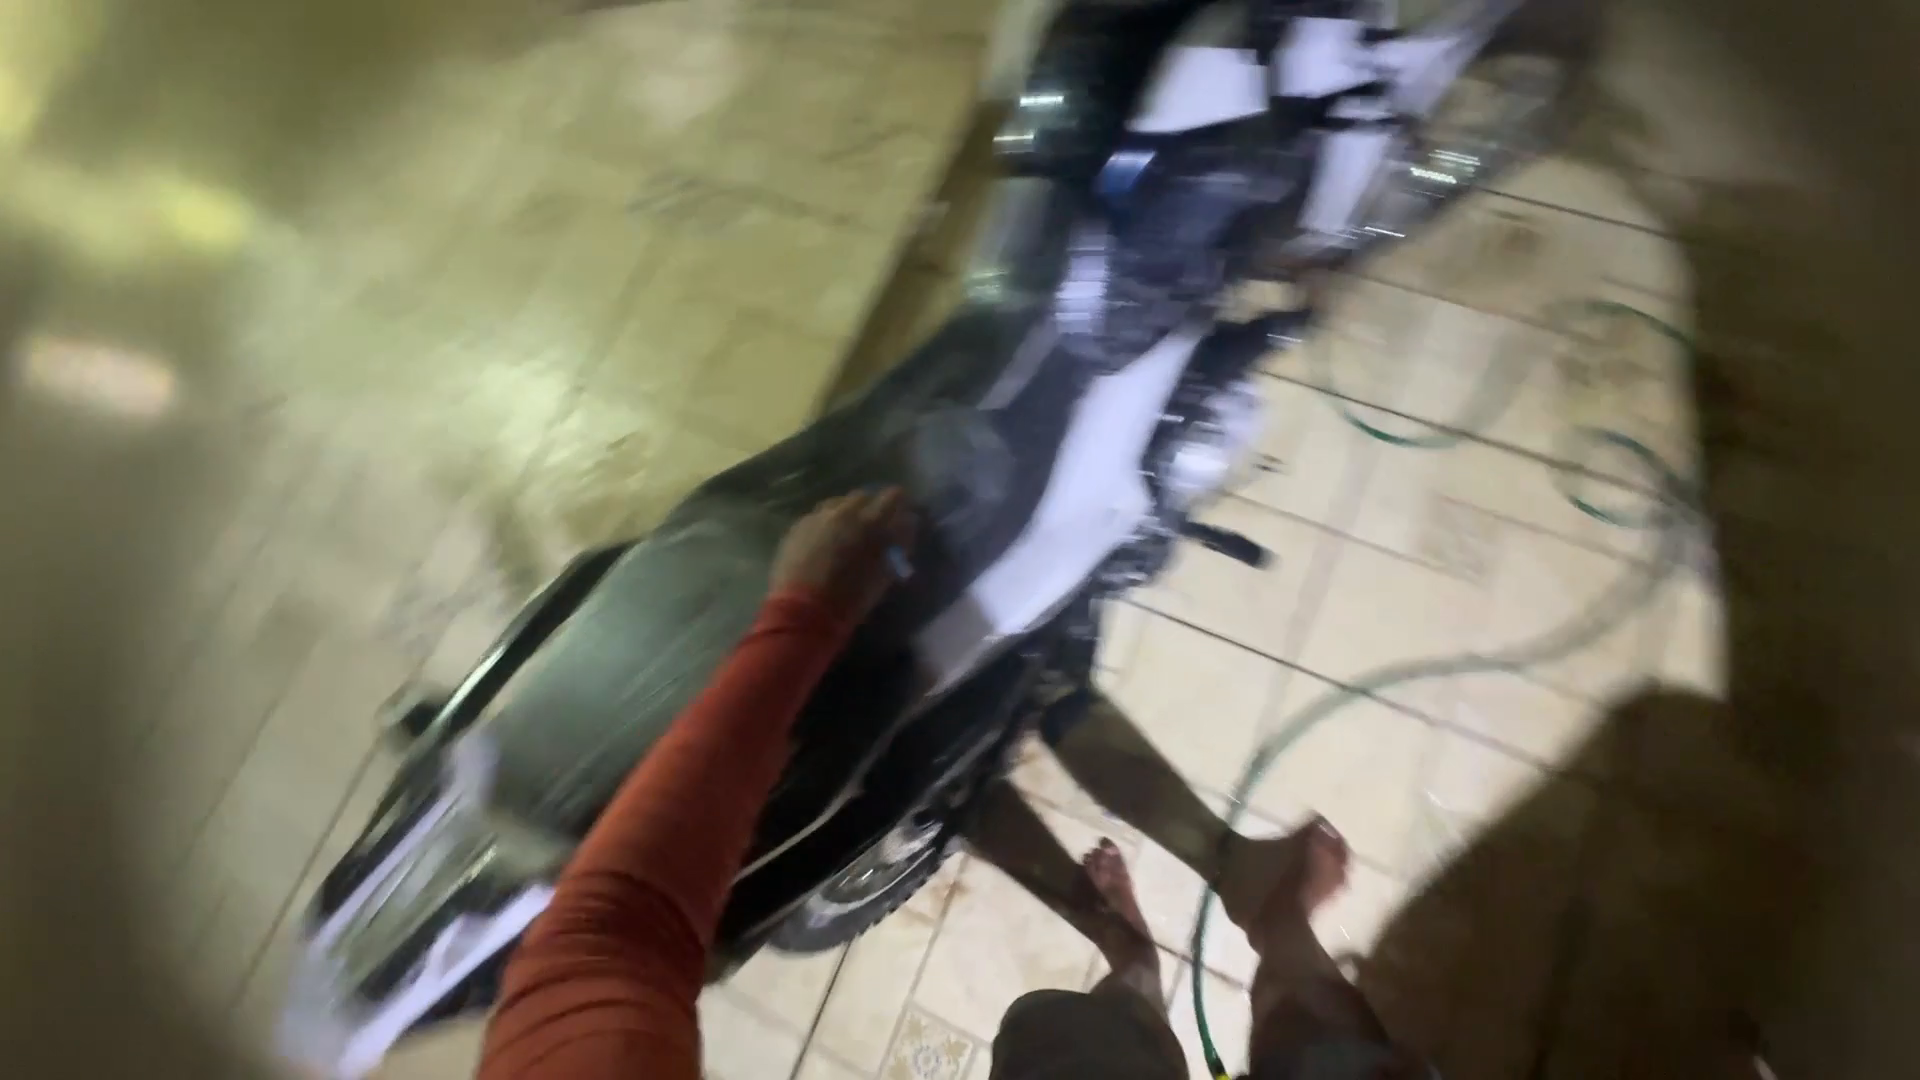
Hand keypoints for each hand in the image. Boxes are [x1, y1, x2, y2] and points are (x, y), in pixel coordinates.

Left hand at [770, 487, 914, 620]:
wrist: (802, 610)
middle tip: (875, 522)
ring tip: (849, 529)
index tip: (903, 509)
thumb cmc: (850, 597)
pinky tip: (826, 538)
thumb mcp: (883, 575)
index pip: (892, 498)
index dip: (900, 501)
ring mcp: (817, 517)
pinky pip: (818, 516)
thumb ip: (898, 546)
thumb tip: (906, 528)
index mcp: (869, 523)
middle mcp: (842, 512)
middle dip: (871, 505)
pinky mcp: (797, 527)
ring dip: (847, 512)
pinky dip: (827, 522)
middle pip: (862, 496)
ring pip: (837, 504)